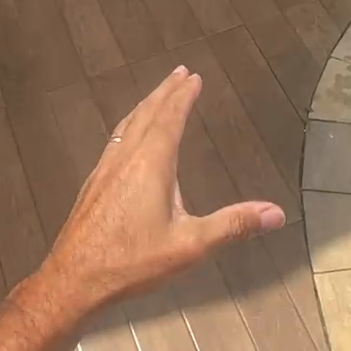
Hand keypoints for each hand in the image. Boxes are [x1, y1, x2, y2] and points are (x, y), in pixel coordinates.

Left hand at [36, 66, 285, 316]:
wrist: (74, 278)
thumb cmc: (132, 261)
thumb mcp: (190, 246)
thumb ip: (232, 225)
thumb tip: (276, 213)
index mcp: (150, 164)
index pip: (169, 118)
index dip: (182, 96)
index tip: (193, 77)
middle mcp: (125, 158)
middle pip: (145, 114)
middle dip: (164, 92)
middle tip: (178, 72)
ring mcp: (104, 170)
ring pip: (126, 126)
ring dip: (144, 107)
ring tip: (156, 97)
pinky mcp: (92, 185)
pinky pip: (114, 142)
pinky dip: (128, 127)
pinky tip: (126, 140)